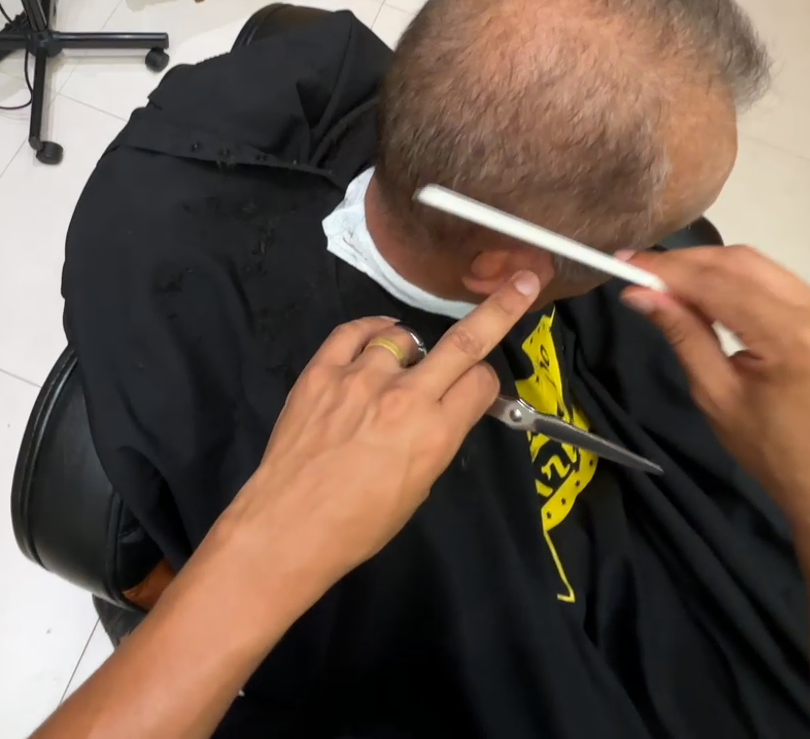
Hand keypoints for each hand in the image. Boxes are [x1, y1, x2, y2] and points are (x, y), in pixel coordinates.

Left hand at [212, 270, 542, 602]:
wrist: (289, 525)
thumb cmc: (359, 524)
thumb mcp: (418, 487)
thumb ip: (436, 437)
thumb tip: (442, 408)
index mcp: (435, 433)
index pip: (480, 382)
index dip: (483, 384)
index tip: (475, 388)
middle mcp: (404, 396)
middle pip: (464, 342)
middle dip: (499, 311)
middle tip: (520, 284)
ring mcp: (360, 377)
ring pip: (402, 338)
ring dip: (409, 351)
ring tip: (394, 373)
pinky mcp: (322, 369)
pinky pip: (354, 331)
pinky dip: (371, 329)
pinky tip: (377, 335)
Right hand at [619, 247, 809, 535]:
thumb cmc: (773, 454)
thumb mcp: (715, 394)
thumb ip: (682, 333)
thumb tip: (638, 293)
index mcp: (792, 338)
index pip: (717, 283)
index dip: (666, 268)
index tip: (624, 262)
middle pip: (741, 263)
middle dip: (686, 261)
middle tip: (640, 269)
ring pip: (760, 266)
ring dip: (710, 267)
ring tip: (666, 280)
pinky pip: (778, 283)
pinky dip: (737, 280)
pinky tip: (708, 292)